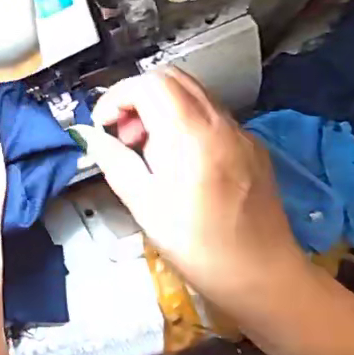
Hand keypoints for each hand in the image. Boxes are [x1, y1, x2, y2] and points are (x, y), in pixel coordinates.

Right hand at [76, 70, 305, 307]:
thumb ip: (113, 160)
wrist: (263, 277)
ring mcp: (240, 133)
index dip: (117, 98)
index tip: (104, 125)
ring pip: (192, 93)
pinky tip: (177, 161)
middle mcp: (220, 124)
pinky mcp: (251, 147)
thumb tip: (90, 136)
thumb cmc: (198, 245)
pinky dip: (183, 121)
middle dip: (137, 96)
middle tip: (123, 133)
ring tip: (147, 148)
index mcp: (191, 136)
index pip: (148, 84)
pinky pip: (210, 115)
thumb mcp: (142, 204)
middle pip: (171, 78)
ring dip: (160, 107)